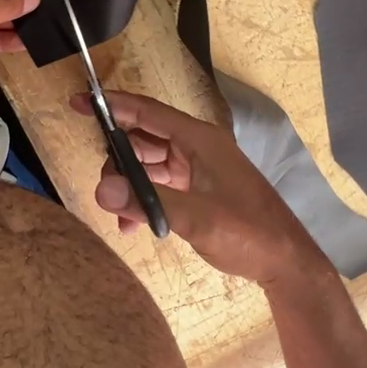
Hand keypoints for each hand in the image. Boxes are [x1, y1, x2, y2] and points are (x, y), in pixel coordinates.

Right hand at [73, 89, 326, 287]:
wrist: (288, 265)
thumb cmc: (249, 234)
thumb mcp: (196, 219)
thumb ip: (147, 202)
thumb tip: (100, 189)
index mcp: (200, 140)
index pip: (147, 112)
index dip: (112, 105)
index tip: (78, 102)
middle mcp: (197, 148)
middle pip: (143, 138)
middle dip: (117, 158)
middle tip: (103, 185)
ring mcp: (198, 169)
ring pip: (149, 163)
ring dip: (129, 184)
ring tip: (117, 212)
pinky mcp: (198, 190)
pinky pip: (159, 185)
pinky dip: (143, 199)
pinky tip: (132, 225)